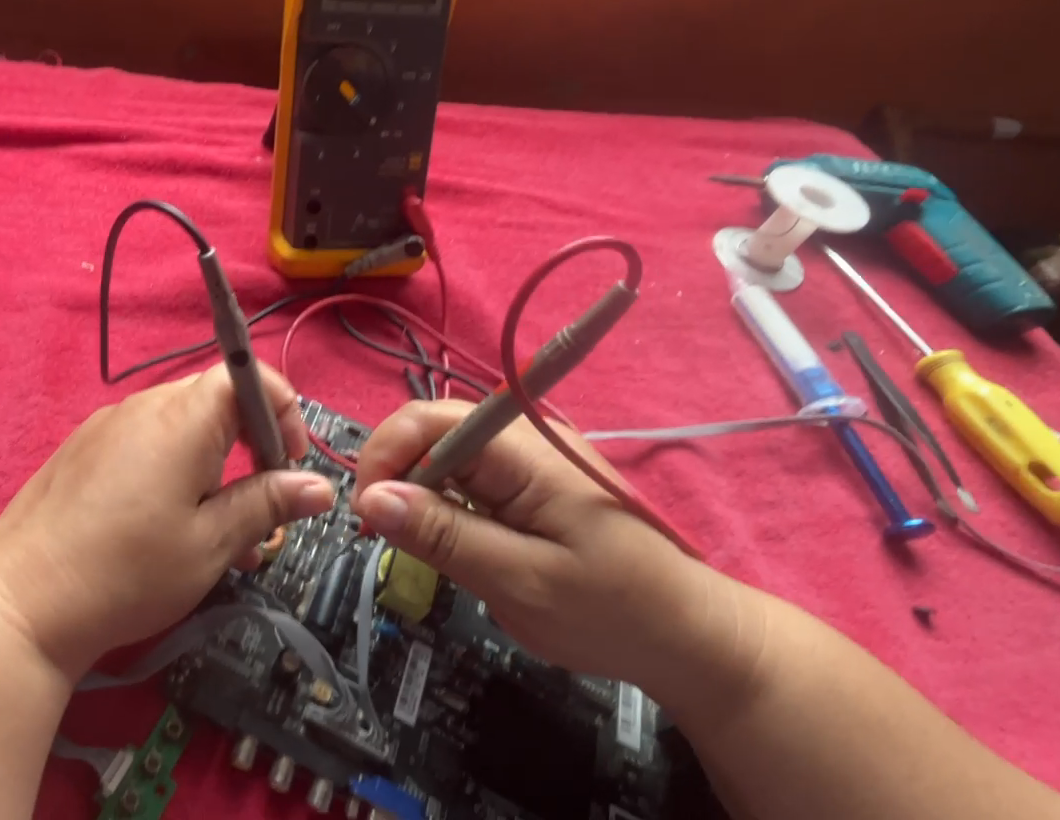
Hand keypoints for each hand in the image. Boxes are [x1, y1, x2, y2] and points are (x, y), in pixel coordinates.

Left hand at [0, 360, 336, 677]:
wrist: (20, 600)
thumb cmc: (127, 571)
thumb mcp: (210, 543)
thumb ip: (266, 504)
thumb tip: (320, 486)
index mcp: (181, 417)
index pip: (245, 376)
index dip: (282, 411)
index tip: (291, 465)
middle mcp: (142, 407)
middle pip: (212, 401)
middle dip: (249, 445)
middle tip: (261, 506)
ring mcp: (106, 427)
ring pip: (179, 428)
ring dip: (212, 467)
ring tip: (222, 535)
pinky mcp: (82, 451)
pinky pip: (144, 444)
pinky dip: (173, 471)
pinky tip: (170, 528)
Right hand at [350, 401, 749, 693]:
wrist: (693, 639)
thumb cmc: (615, 613)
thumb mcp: (521, 581)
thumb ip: (443, 536)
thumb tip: (370, 498)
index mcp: (525, 451)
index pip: (430, 420)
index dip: (385, 455)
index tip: (366, 516)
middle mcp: (523, 440)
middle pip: (432, 432)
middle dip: (395, 476)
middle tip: (382, 536)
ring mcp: (528, 460)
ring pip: (444, 456)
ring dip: (417, 494)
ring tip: (413, 545)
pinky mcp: (529, 484)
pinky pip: (466, 478)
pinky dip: (443, 506)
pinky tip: (449, 542)